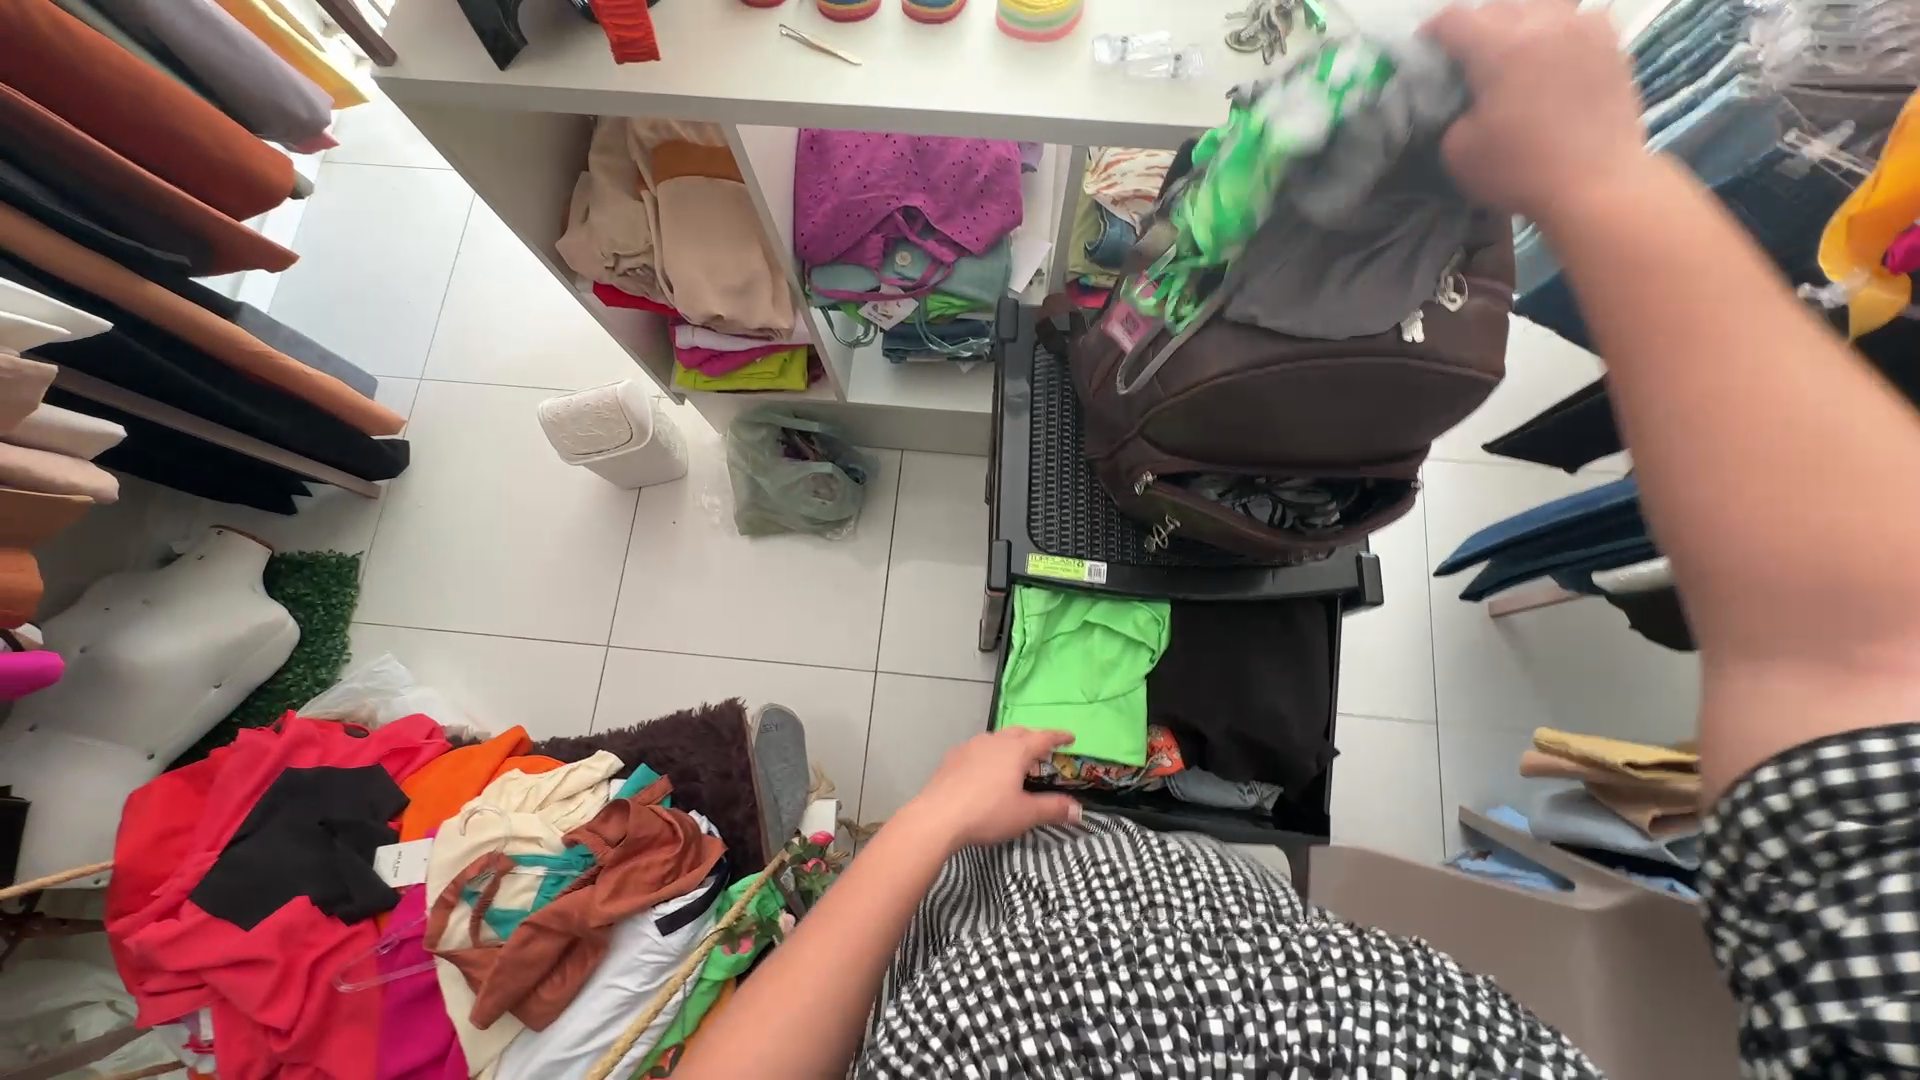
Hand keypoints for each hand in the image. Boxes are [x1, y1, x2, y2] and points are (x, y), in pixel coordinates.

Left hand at [897, 728, 1082, 851]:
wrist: (937, 816)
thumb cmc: (987, 813)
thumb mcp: (1025, 814)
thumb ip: (1053, 809)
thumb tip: (1078, 809)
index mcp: (1015, 750)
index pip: (1043, 737)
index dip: (1059, 737)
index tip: (1070, 736)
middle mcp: (994, 741)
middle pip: (1019, 732)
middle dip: (1033, 738)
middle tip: (1043, 750)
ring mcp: (970, 746)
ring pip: (996, 738)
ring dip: (1010, 744)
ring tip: (1014, 759)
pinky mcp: (953, 757)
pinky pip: (978, 748)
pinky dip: (989, 754)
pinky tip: (985, 769)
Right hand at [1423, 0, 1649, 227]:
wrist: (1594, 181)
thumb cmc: (1517, 170)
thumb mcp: (1458, 150)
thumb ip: (1453, 111)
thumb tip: (1462, 96)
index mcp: (1502, 48)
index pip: (1455, 19)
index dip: (1431, 31)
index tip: (1421, 49)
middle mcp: (1546, 23)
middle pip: (1499, 4)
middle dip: (1474, 25)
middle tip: (1461, 55)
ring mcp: (1585, 27)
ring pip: (1540, 4)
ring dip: (1516, 21)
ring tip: (1506, 50)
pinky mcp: (1610, 43)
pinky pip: (1574, 20)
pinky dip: (1552, 31)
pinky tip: (1546, 57)